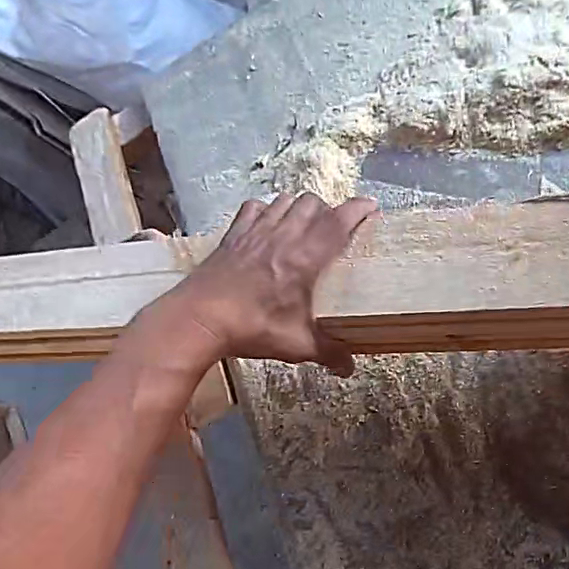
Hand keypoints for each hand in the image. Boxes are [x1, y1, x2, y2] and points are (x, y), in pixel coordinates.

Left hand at [131, 193, 377, 375]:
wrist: (198, 320)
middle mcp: (282, 237)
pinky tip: (270, 224)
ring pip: (284, 201)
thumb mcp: (298, 345)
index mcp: (304, 259)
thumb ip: (329, 352)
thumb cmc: (252, 329)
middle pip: (312, 203)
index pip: (337, 222)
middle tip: (336, 227)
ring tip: (306, 224)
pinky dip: (267, 210)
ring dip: (300, 207)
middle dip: (329, 210)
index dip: (357, 209)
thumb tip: (349, 367)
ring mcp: (254, 233)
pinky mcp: (233, 237)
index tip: (371, 206)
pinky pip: (254, 209)